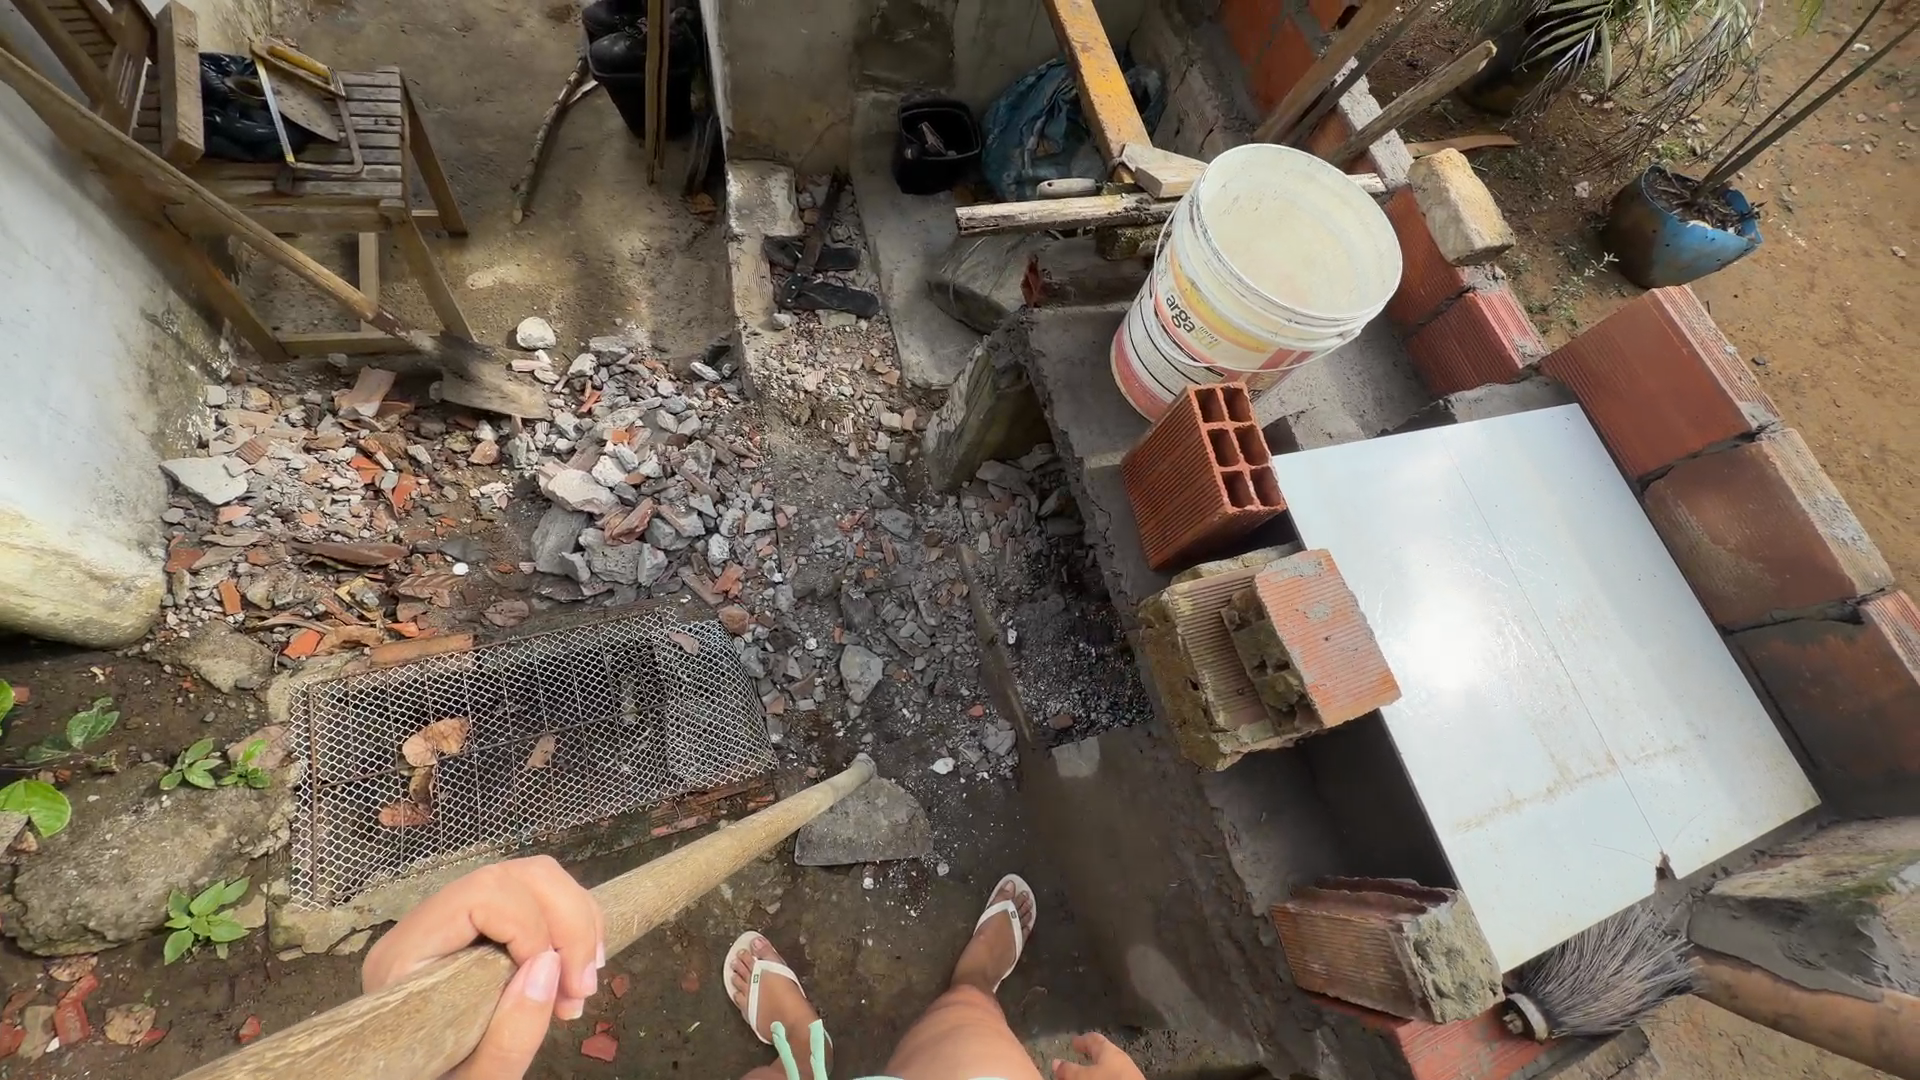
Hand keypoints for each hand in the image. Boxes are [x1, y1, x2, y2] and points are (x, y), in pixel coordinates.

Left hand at [363, 856, 604, 1078]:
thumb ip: (506, 1040)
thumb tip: (550, 966)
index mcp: (406, 954)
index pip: (482, 895)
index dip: (532, 926)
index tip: (557, 981)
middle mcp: (433, 920)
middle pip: (520, 877)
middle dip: (569, 923)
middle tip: (583, 986)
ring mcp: (465, 914)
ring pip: (540, 880)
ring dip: (579, 924)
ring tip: (583, 984)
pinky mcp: (494, 921)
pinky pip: (547, 897)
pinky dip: (577, 926)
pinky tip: (577, 969)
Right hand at [1053, 1032, 1146, 1079]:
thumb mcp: (1084, 1077)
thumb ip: (1070, 1070)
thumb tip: (1055, 1062)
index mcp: (1108, 1049)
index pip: (1093, 1038)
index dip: (1082, 1040)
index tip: (1074, 1042)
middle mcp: (1119, 1058)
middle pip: (1102, 1053)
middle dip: (1090, 1057)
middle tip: (1078, 1059)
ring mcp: (1128, 1072)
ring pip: (1109, 1067)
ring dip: (1097, 1070)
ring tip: (1086, 1075)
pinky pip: (1114, 1076)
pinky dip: (1105, 1077)